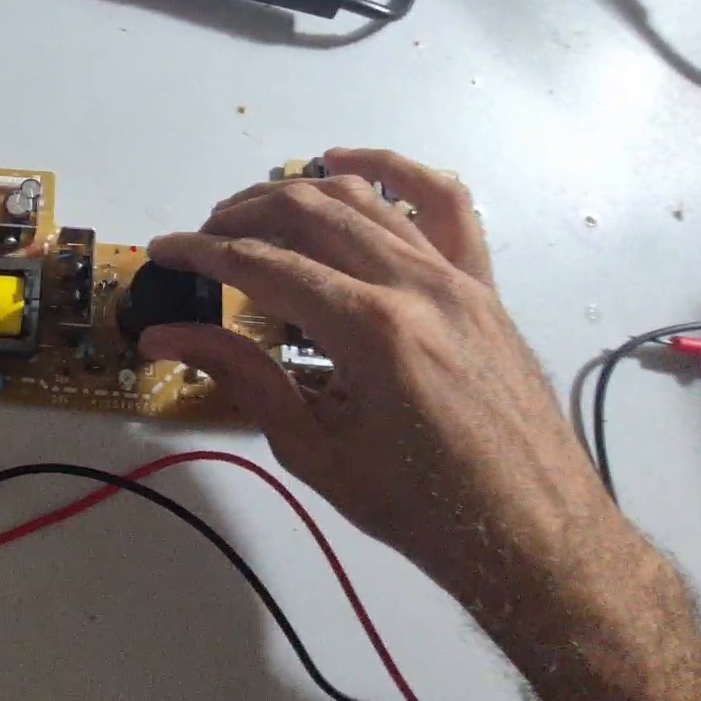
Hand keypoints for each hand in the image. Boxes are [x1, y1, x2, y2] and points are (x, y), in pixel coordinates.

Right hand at [142, 149, 626, 598]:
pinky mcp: (480, 281)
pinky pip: (442, 201)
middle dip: (238, 216)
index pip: (262, 265)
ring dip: (294, 192)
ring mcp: (456, 276)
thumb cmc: (419, 507)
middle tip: (199, 242)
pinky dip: (391, 169)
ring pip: (361, 196)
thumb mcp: (312, 447)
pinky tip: (346, 163)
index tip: (162, 252)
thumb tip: (162, 336)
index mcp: (372, 330)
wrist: (538, 537)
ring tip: (249, 214)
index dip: (200, 254)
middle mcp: (415, 284)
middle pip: (306, 214)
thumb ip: (239, 374)